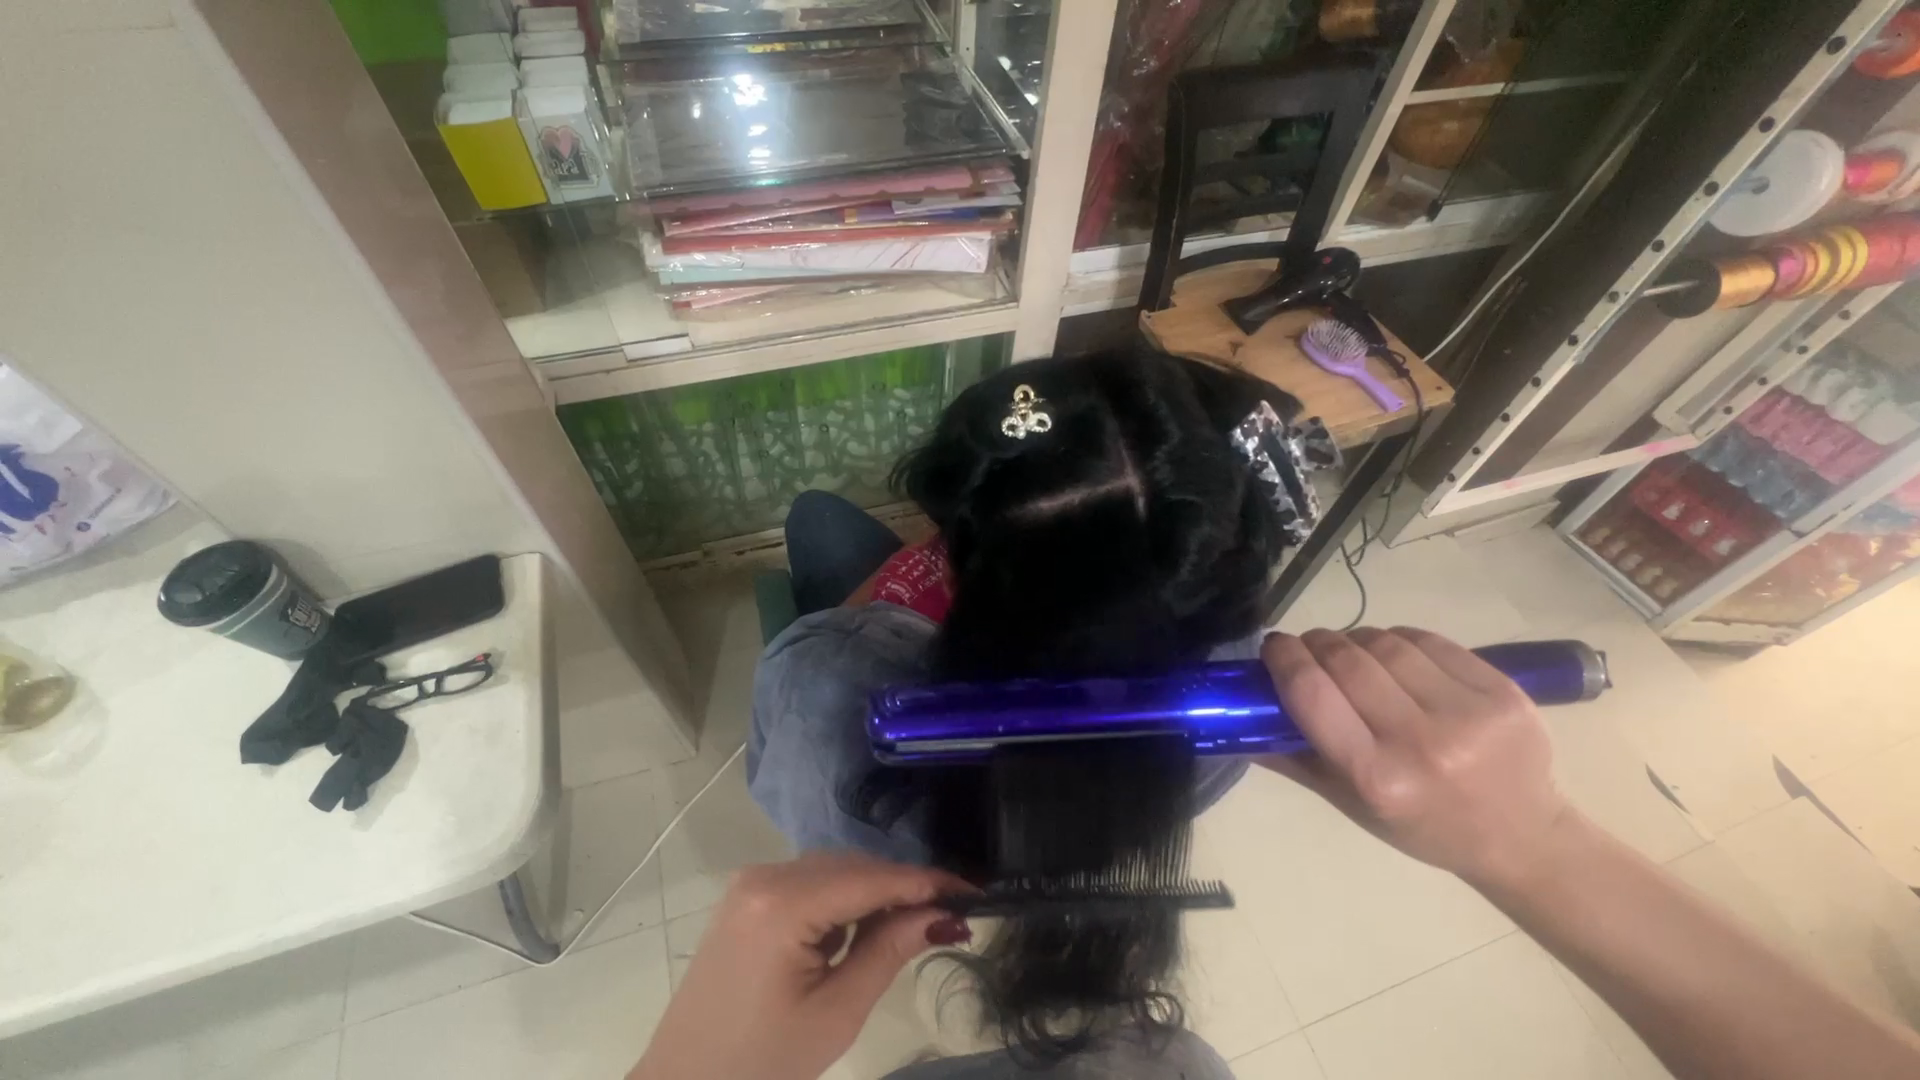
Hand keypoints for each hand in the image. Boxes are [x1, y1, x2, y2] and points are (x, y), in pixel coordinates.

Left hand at [629, 852, 975, 1079]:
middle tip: (954, 914)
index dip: (927, 882)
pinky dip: (845, 899)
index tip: (976, 893)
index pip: (871, 878)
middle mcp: (765, 875)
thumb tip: (944, 914)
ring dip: (877, 892)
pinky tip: (866, 927)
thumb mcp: (836, 1013)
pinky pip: (811, 882)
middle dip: (905, 887)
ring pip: (835, 870)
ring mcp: (752, 882)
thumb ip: (889, 951)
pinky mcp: (749, 896)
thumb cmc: (761, 1062)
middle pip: (853, 866)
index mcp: (782, 904)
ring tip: (918, 923)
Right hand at [1256, 628, 1570, 887]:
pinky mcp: (1502, 691)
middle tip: (1308, 649)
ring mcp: (1468, 713)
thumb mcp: (1348, 803)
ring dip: (1356, 639)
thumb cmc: (1420, 826)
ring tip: (1352, 654)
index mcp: (1376, 777)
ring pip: (1385, 643)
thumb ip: (1290, 758)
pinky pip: (1429, 641)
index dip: (1284, 658)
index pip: (1311, 693)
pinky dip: (1399, 640)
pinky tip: (1394, 655)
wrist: (1522, 837)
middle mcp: (1421, 743)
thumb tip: (1237, 719)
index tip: (1273, 648)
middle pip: (1346, 660)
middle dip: (1316, 644)